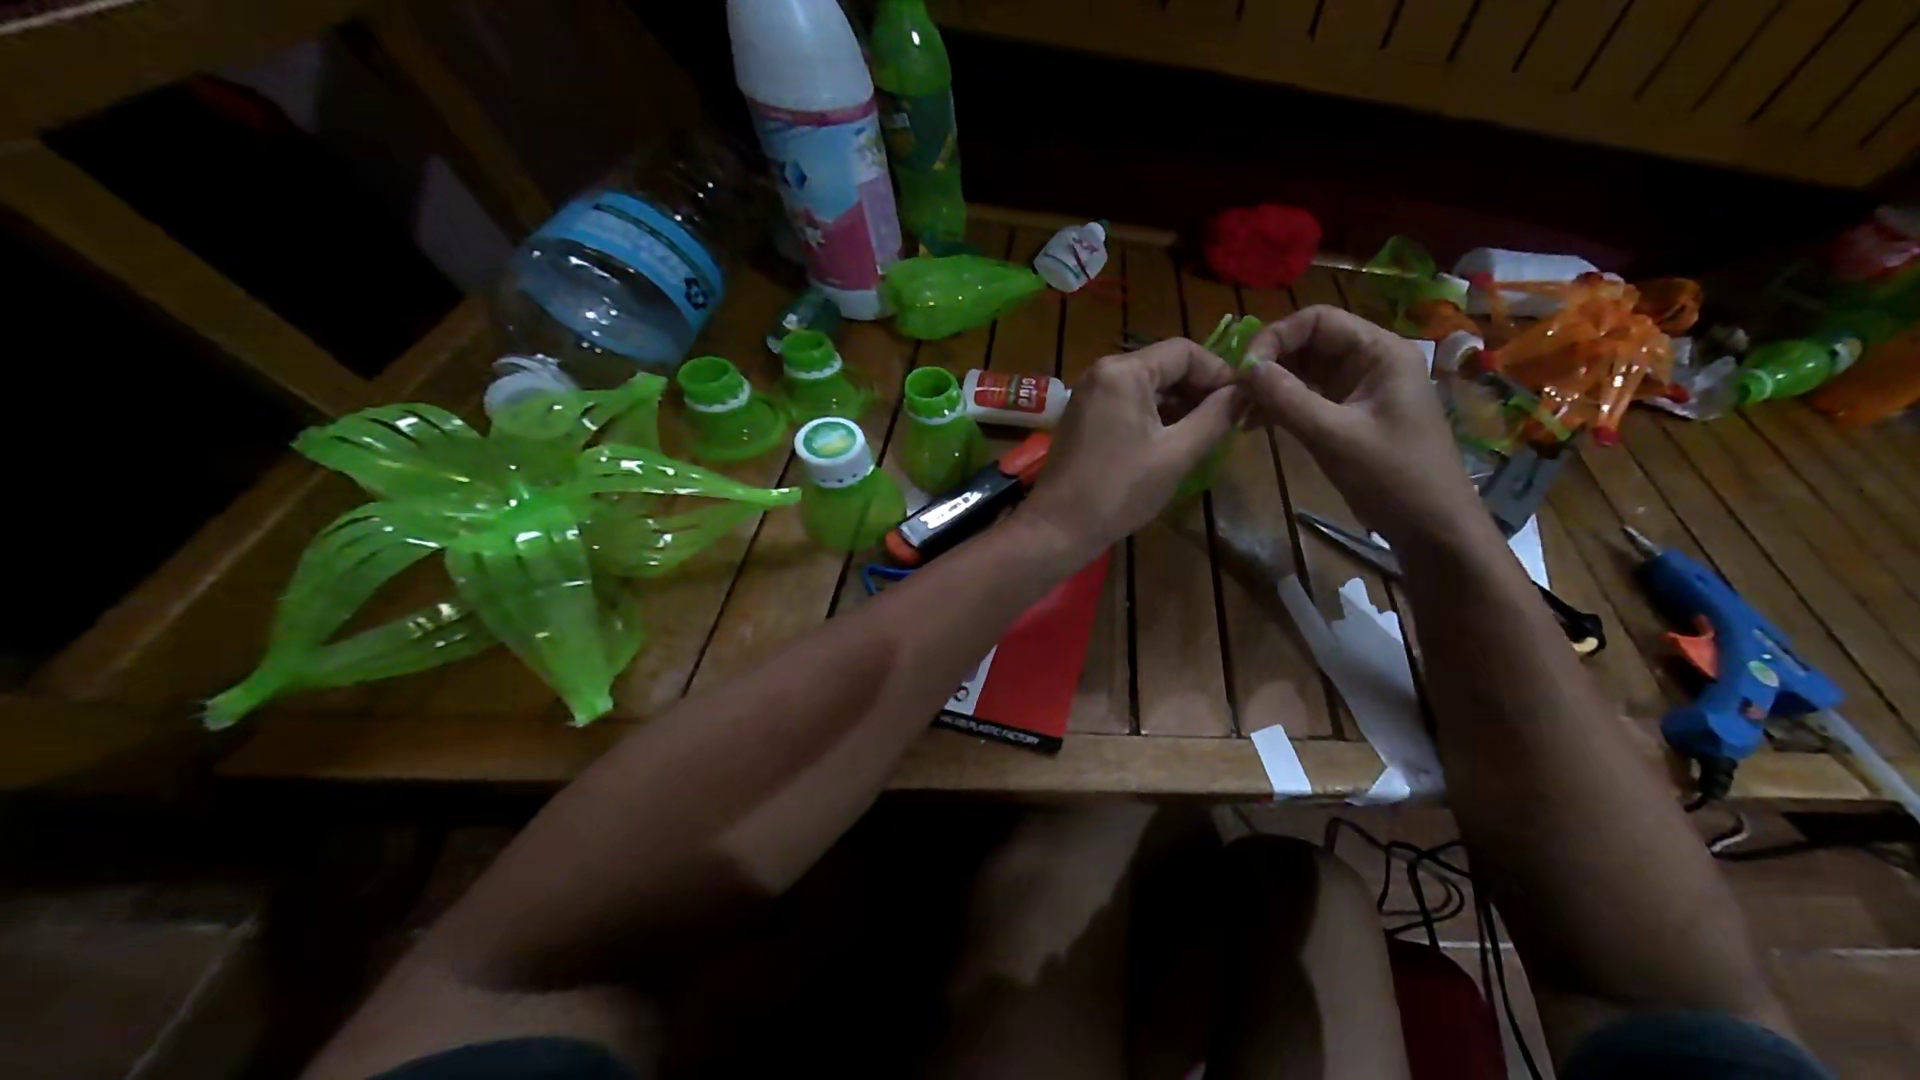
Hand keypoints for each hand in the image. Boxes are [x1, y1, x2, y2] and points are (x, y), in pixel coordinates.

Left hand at [1018, 339, 1241, 555]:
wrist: (1059, 526)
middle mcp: (1102, 372)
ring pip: (1147, 387)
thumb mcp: (1177, 453)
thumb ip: (1216, 416)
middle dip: (1199, 390)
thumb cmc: (1120, 489)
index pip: (1184, 351)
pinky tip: (1175, 440)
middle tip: (1229, 420)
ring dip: (1179, 405)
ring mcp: (1089, 394)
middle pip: (1164, 366)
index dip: (1219, 372)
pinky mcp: (1084, 416)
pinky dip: (1154, 416)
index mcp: (1123, 372)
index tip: (1242, 401)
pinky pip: (1128, 403)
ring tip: (1207, 433)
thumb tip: (1245, 392)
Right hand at [1243, 306, 1481, 543]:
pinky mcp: (1348, 413)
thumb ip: (1288, 398)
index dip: (1276, 337)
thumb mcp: (1334, 436)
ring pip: (1304, 370)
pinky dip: (1280, 405)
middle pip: (1308, 342)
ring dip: (1270, 385)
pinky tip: (1251, 422)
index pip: (1318, 320)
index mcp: (1380, 352)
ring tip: (1237, 407)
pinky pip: (1306, 396)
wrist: (1430, 525)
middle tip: (1233, 390)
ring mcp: (1359, 387)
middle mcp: (1370, 360)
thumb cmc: (1392, 476)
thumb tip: (1245, 368)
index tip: (1243, 369)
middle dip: (1269, 361)